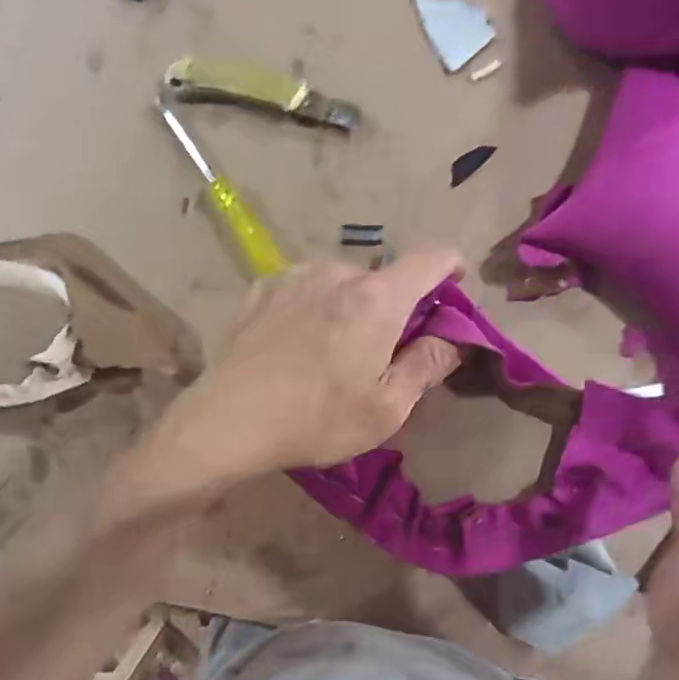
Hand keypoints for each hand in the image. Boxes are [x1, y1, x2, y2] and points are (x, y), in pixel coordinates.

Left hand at [150, 252, 464, 481]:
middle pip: (382, 278)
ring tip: (329, 353)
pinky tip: (293, 346)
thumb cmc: (316, 420)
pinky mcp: (259, 290)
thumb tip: (449, 340)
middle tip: (380, 352)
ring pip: (339, 283)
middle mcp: (336, 272)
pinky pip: (302, 290)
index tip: (451, 293)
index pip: (432, 258)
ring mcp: (292, 277)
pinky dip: (311, 308)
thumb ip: (426, 367)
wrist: (228, 421)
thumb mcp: (386, 409)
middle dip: (393, 307)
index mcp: (377, 298)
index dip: (451, 269)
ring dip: (349, 307)